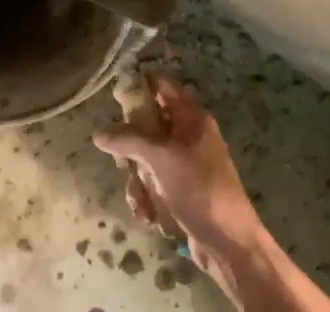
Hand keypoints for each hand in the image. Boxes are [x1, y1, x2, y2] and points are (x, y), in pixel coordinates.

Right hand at [96, 78, 329, 311]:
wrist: (230, 244)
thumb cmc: (199, 188)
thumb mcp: (159, 157)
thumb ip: (126, 139)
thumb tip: (98, 133)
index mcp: (192, 119)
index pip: (163, 85)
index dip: (139, 84)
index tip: (114, 95)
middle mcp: (189, 137)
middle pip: (148, 126)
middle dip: (130, 147)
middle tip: (122, 160)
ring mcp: (186, 166)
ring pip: (147, 159)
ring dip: (137, 179)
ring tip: (140, 198)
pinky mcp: (183, 192)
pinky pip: (155, 184)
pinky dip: (147, 197)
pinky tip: (147, 214)